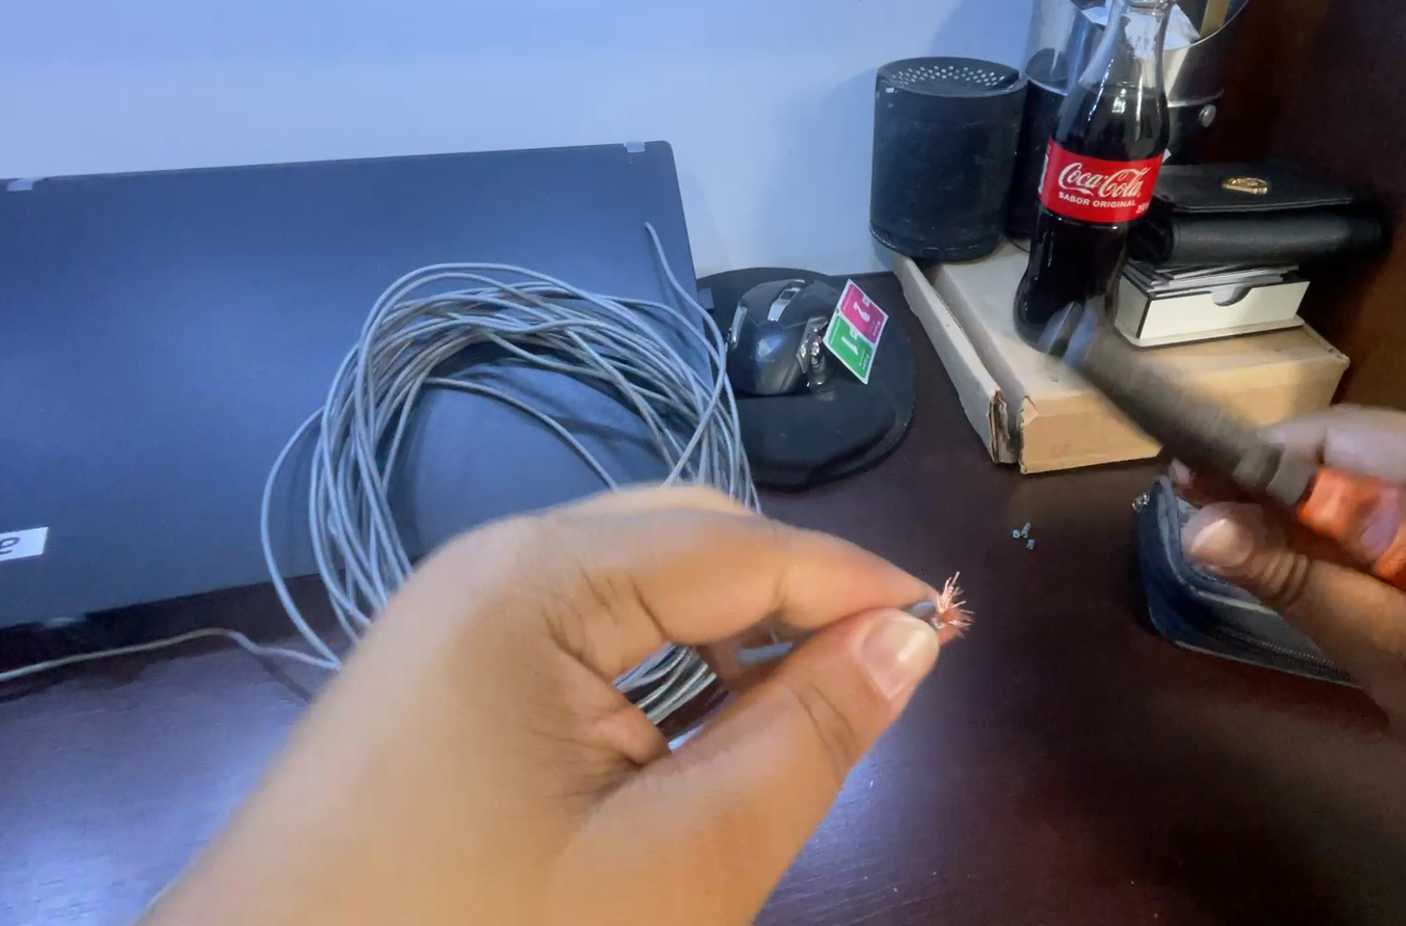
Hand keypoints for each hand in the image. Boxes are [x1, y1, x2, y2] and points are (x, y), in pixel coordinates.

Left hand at [144, 487, 943, 925]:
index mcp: (539, 580)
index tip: (943, 619)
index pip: (741, 547)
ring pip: (652, 569)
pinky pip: (603, 613)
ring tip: (808, 689)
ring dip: (741, 618)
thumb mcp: (673, 870)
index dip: (854, 579)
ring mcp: (471, 599)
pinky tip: (709, 708)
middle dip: (797, 588)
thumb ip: (807, 737)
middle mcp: (502, 556)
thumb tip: (913, 638)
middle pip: (695, 535)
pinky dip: (677, 649)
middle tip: (882, 659)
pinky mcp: (461, 648)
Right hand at [1177, 407, 1405, 924]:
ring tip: (1303, 590)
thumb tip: (1194, 527)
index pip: (1344, 434)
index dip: (1256, 458)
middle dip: (1296, 505)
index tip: (1188, 490)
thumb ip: (1301, 583)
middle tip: (1229, 549)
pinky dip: (1396, 563)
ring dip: (1345, 540)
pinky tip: (1383, 610)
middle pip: (1375, 464)